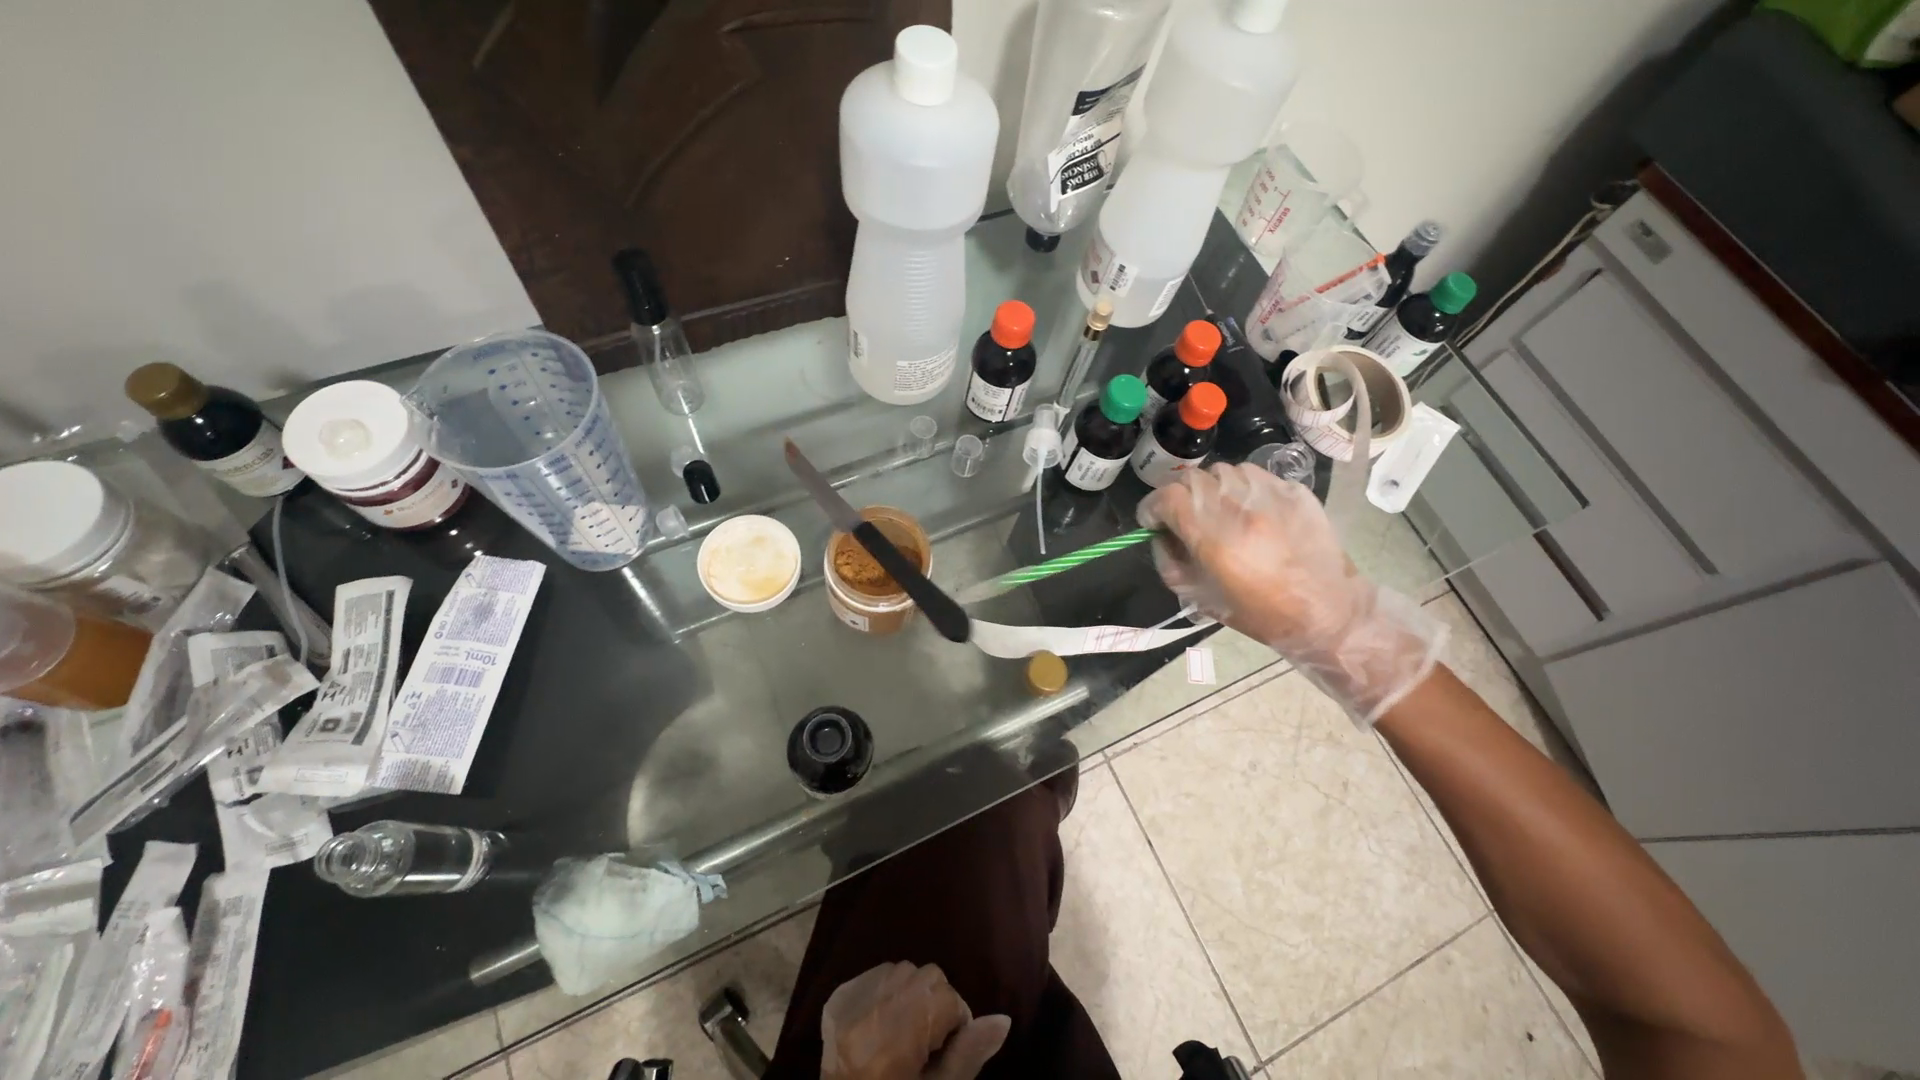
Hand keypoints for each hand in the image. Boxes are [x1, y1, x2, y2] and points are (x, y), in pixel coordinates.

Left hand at [820, 962, 1010, 1079]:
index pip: (949, 999)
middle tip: (926, 1041)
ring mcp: (852, 999)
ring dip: (912, 993)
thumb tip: (1003, 1018)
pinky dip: (887, 993)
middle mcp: (874, 1005)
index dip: (955, 1026)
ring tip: (905, 1032)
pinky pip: (875, 976)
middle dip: (935, 1002)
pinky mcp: (838, 998)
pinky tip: (882, 1026)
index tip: (942, 1053)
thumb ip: (969, 1054)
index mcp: (899, 1033)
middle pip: (927, 976)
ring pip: (903, 970)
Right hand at [1137, 462, 1445, 725]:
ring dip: (1212, 488)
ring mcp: (1271, 494)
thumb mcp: (1202, 599)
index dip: (1152, 507)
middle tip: (1184, 517)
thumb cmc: (1262, 614)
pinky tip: (1250, 511)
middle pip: (1192, 479)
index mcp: (1215, 537)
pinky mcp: (1295, 491)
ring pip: (1225, 471)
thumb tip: (1162, 537)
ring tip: (1219, 511)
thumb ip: (1172, 563)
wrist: (1329, 612)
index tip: (1154, 522)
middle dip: (1179, 496)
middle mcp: (1241, 507)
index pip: (1168, 498)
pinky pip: (1256, 476)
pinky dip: (1243, 488)